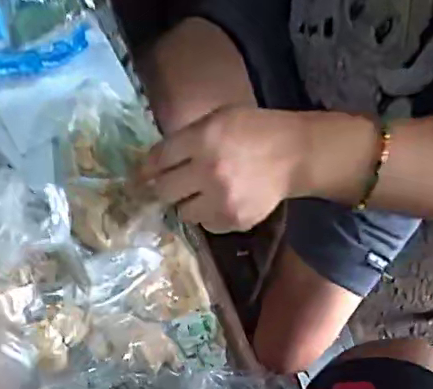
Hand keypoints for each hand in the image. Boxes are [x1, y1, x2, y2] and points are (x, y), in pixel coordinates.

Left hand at [141, 106, 317, 232]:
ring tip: (199, 195)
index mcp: (203, 139)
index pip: (159, 159)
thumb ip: (188, 138)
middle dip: (164, 189)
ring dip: (186, 204)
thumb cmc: (253, 131)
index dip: (146, 169)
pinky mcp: (231, 221)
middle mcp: (208, 171)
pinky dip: (206, 216)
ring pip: (183, 213)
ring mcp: (220, 200)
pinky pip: (205, 225)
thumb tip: (155, 161)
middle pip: (165, 191)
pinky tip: (219, 203)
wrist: (292, 156)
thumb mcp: (218, 119)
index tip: (140, 177)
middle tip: (168, 188)